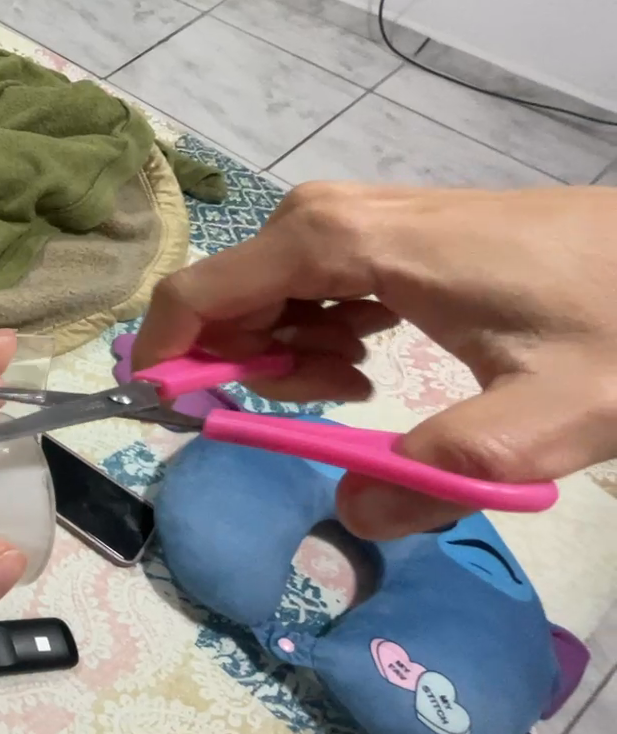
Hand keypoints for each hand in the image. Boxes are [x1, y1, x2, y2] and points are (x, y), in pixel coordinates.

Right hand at [133, 183, 616, 539]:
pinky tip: (369, 345)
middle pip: (219, 300)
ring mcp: (330, 216)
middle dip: (249, 364)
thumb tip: (353, 516)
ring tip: (365, 378)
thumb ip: (452, 465)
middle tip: (332, 403)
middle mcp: (309, 217)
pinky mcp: (351, 225)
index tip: (172, 410)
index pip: (193, 296)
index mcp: (328, 242)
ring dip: (284, 351)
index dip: (165, 356)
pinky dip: (307, 327)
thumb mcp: (566, 406)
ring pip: (249, 294)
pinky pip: (286, 282)